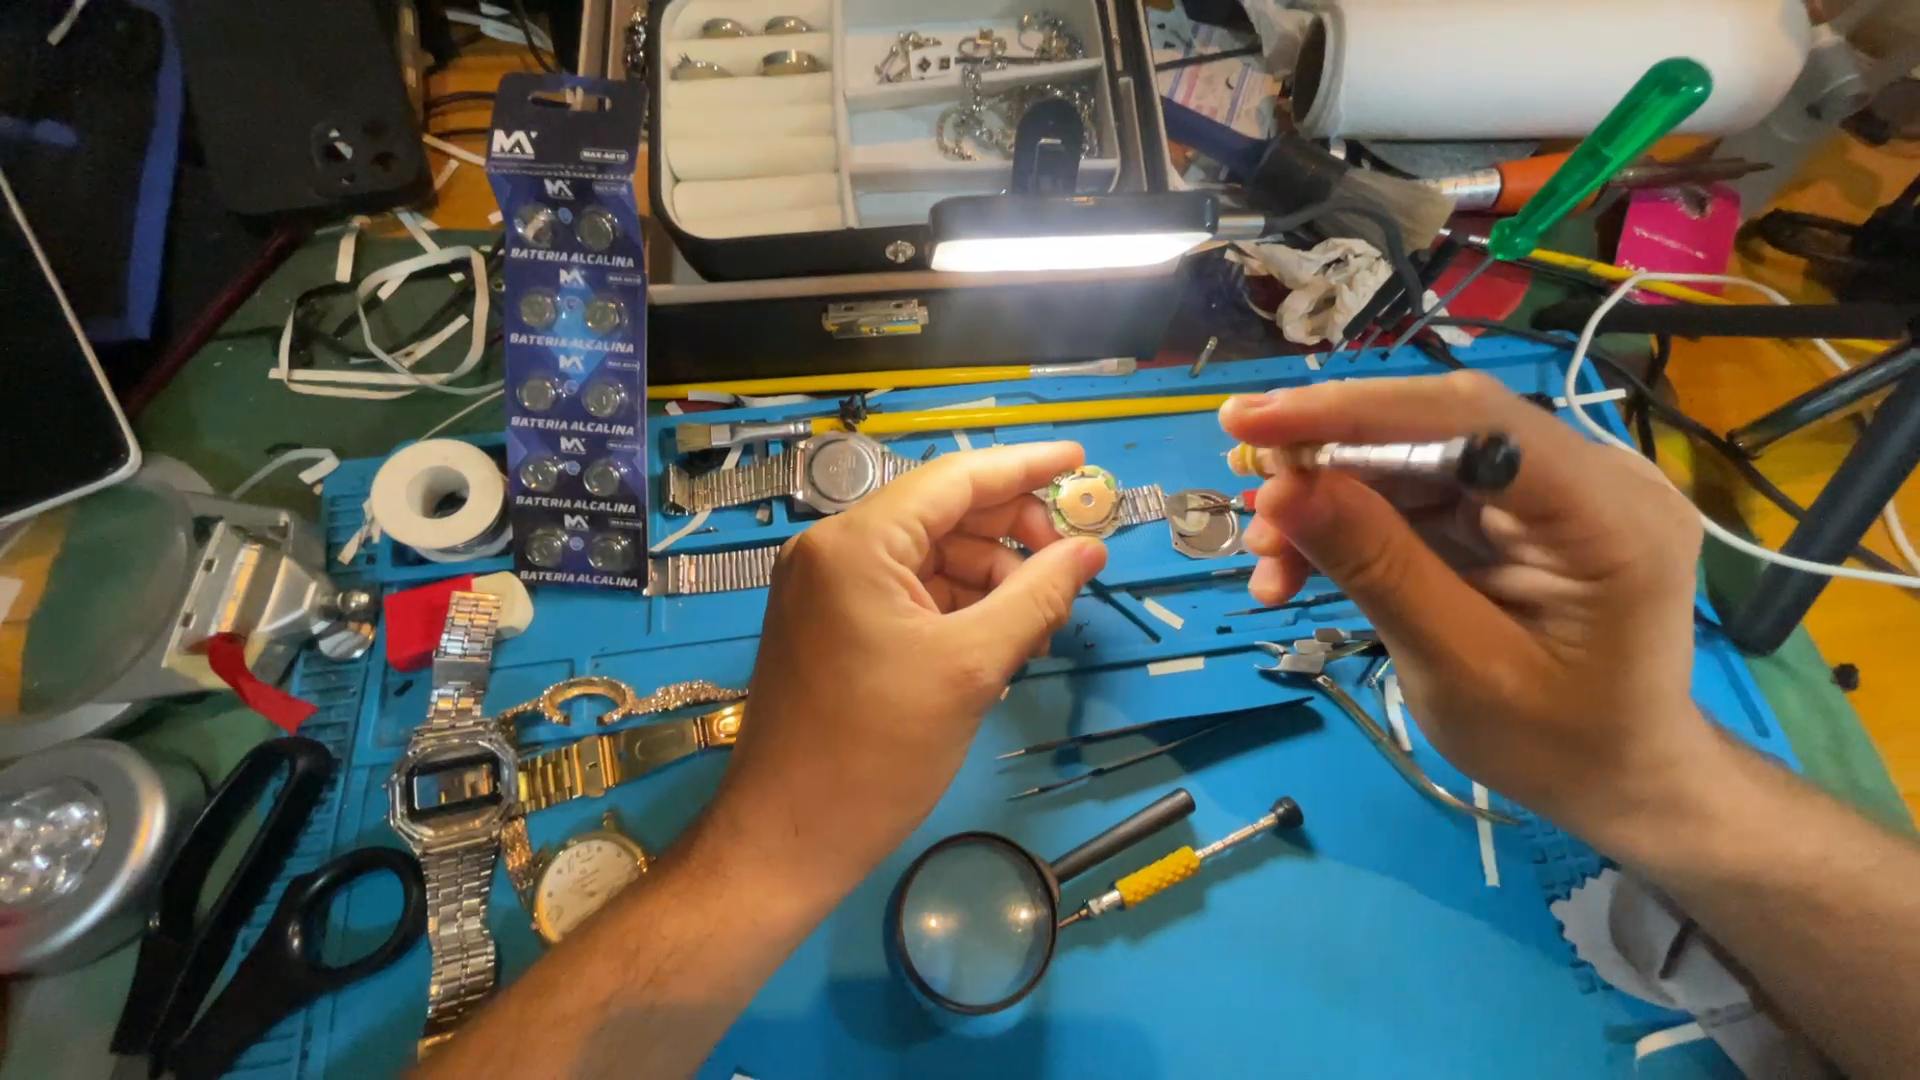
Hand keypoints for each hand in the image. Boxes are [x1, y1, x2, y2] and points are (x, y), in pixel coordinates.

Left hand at [701, 443, 1106, 903]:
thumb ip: (1037, 596)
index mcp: (857, 544)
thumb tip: (1089, 549)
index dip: (1024, 466)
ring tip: (1038, 623)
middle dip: (1012, 535)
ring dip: (991, 579)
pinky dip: (959, 608)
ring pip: (931, 558)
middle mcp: (835, 550)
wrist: (788, 841)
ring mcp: (830, 588)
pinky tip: (998, 638)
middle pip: (943, 515)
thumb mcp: (972, 667)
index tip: (1078, 457)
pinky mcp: (834, 623)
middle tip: (1068, 566)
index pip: (954, 479)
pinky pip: (910, 594)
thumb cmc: (876, 753)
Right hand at [1220, 373, 1716, 841]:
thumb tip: (1280, 490)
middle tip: (1238, 482)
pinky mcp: (1498, 515)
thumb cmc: (1554, 740)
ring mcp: (1536, 494)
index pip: (1468, 421)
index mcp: (1604, 514)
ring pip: (1398, 467)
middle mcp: (1579, 478)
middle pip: (1425, 433)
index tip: (1249, 423)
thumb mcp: (1454, 664)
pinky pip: (1401, 502)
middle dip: (1319, 458)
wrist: (1615, 779)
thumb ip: (1374, 567)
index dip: (1350, 412)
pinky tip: (1292, 570)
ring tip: (1263, 560)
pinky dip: (1339, 531)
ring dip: (1318, 506)